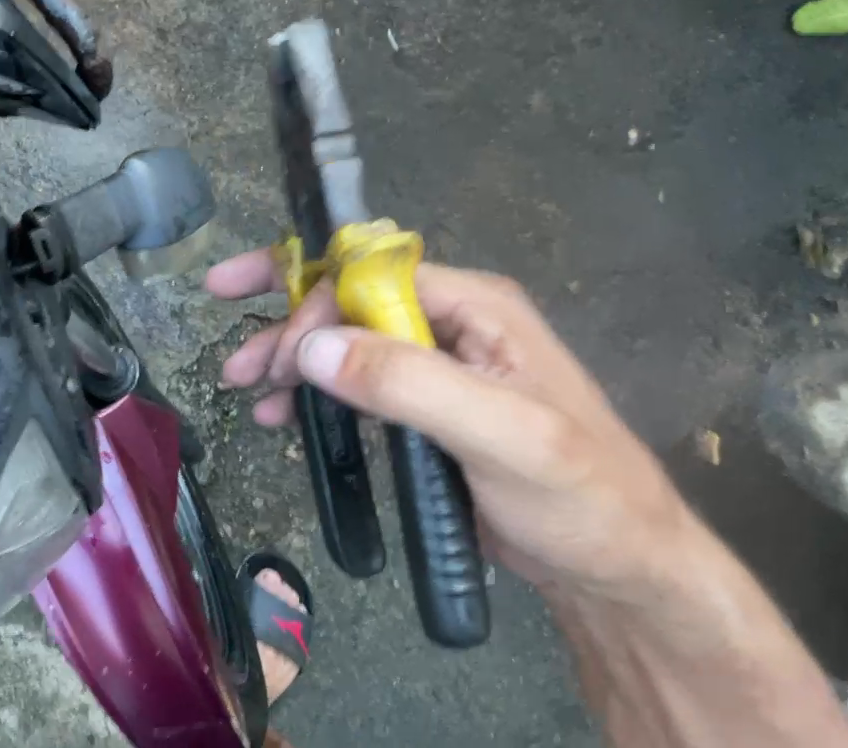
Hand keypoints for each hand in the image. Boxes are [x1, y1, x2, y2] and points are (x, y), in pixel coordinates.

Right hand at [205, 251, 691, 603]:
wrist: (618, 571)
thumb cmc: (580, 498)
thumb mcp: (502, 437)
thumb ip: (409, 384)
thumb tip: (311, 347)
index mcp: (475, 306)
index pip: (371, 276)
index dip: (312, 299)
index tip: (274, 347)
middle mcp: (450, 321)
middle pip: (346, 295)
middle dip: (283, 315)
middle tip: (229, 333)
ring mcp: (434, 362)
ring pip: (340, 338)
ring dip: (286, 356)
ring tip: (240, 383)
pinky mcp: (421, 403)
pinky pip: (350, 379)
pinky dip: (308, 391)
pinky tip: (278, 414)